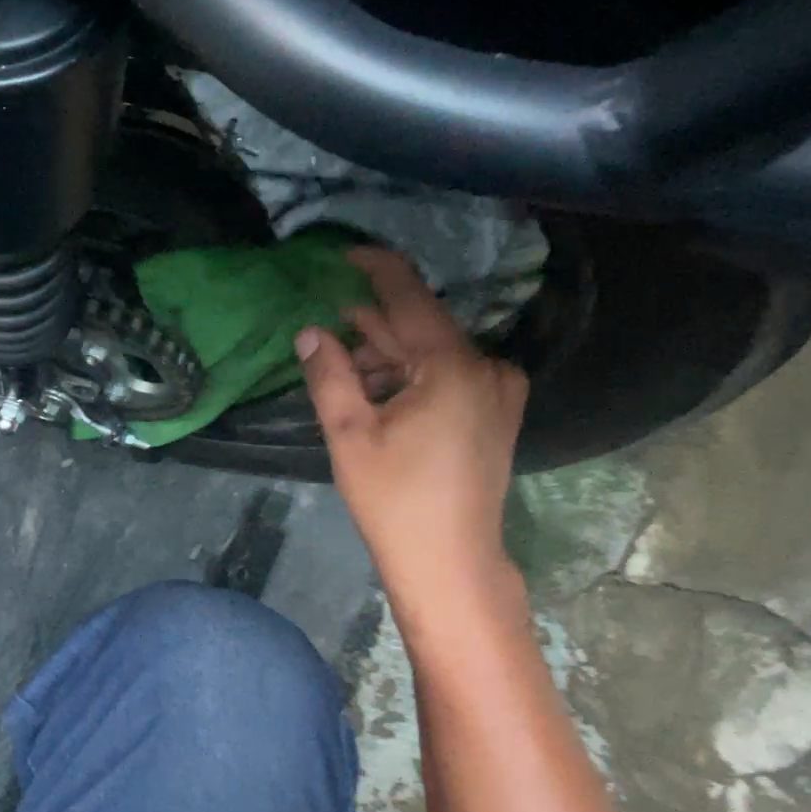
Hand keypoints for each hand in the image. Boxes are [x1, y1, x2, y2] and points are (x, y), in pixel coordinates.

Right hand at [297, 248, 528, 588]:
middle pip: (421, 329)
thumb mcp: (349, 434)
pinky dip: (411, 376)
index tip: (345, 253)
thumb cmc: (393, 497)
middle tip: (325, 325)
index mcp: (451, 367)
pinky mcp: (497, 413)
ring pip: (434, 355)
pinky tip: (378, 393)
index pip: (410, 301)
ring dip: (388, 357)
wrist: (449, 558)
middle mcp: (486, 368)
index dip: (377, 272)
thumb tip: (311, 332)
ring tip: (342, 371)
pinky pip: (450, 377)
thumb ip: (329, 376)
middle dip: (372, 326)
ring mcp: (499, 391)